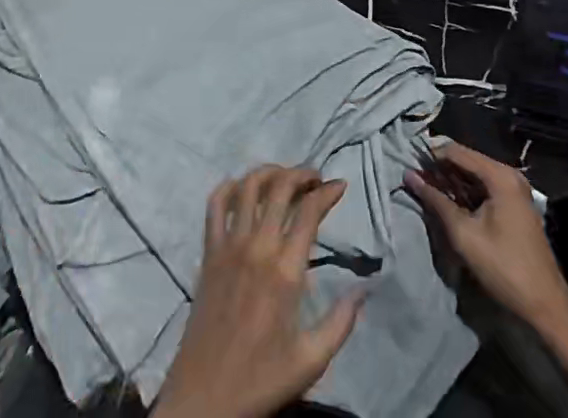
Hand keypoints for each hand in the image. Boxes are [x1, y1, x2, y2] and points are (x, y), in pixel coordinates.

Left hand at [154, 166, 364, 417]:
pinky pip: (215, 207)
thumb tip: (365, 288)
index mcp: (286, 271)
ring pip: (248, 187)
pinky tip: (243, 189)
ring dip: (270, 173)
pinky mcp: (207, 255)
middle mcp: (257, 248)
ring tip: (285, 179)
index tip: (341, 185)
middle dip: (302, 173)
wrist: (202, 402)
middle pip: (280, 187)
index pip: (310, 210)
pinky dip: (229, 188)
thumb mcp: (312, 360)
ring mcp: (228, 248)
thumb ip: (342, 321)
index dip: (328, 190)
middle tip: (316, 178)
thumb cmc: (260, 381)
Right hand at [403, 140, 567, 329]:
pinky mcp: (514, 203)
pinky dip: (465, 192)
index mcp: (500, 176)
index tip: (408, 163)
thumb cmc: (502, 266)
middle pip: (467, 161)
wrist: (543, 301)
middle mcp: (509, 175)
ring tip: (424, 188)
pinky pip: (483, 188)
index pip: (458, 152)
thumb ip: (436, 200)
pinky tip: (447, 201)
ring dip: (451, 181)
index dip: (431, 155)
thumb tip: (410, 176)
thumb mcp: (463, 234)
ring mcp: (514, 189)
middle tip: (413, 178)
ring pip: (474, 175)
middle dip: (440, 168)